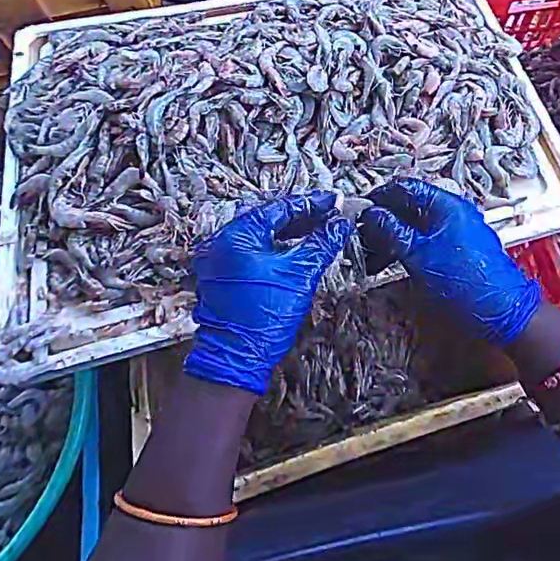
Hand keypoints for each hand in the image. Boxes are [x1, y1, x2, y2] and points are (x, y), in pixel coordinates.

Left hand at [184, 191, 352, 393]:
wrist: (236, 359)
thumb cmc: (263, 318)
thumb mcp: (300, 274)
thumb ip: (321, 243)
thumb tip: (340, 222)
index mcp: (237, 234)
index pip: (280, 208)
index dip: (311, 204)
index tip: (333, 202)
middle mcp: (222, 242)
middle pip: (268, 218)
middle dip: (301, 216)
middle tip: (328, 215)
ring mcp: (218, 259)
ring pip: (259, 234)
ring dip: (288, 232)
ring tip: (317, 230)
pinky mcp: (221, 276)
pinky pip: (250, 251)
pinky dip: (273, 247)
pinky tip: (294, 249)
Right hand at [358, 178, 539, 345]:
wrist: (505, 314)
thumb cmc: (465, 281)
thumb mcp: (418, 254)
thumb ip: (391, 231)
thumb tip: (370, 213)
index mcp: (446, 205)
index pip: (405, 187)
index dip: (379, 196)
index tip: (359, 209)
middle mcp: (453, 213)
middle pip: (409, 206)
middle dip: (383, 220)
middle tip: (361, 235)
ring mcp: (457, 232)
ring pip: (415, 226)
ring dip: (392, 238)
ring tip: (372, 255)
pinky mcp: (458, 251)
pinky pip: (425, 241)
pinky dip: (406, 249)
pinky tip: (390, 263)